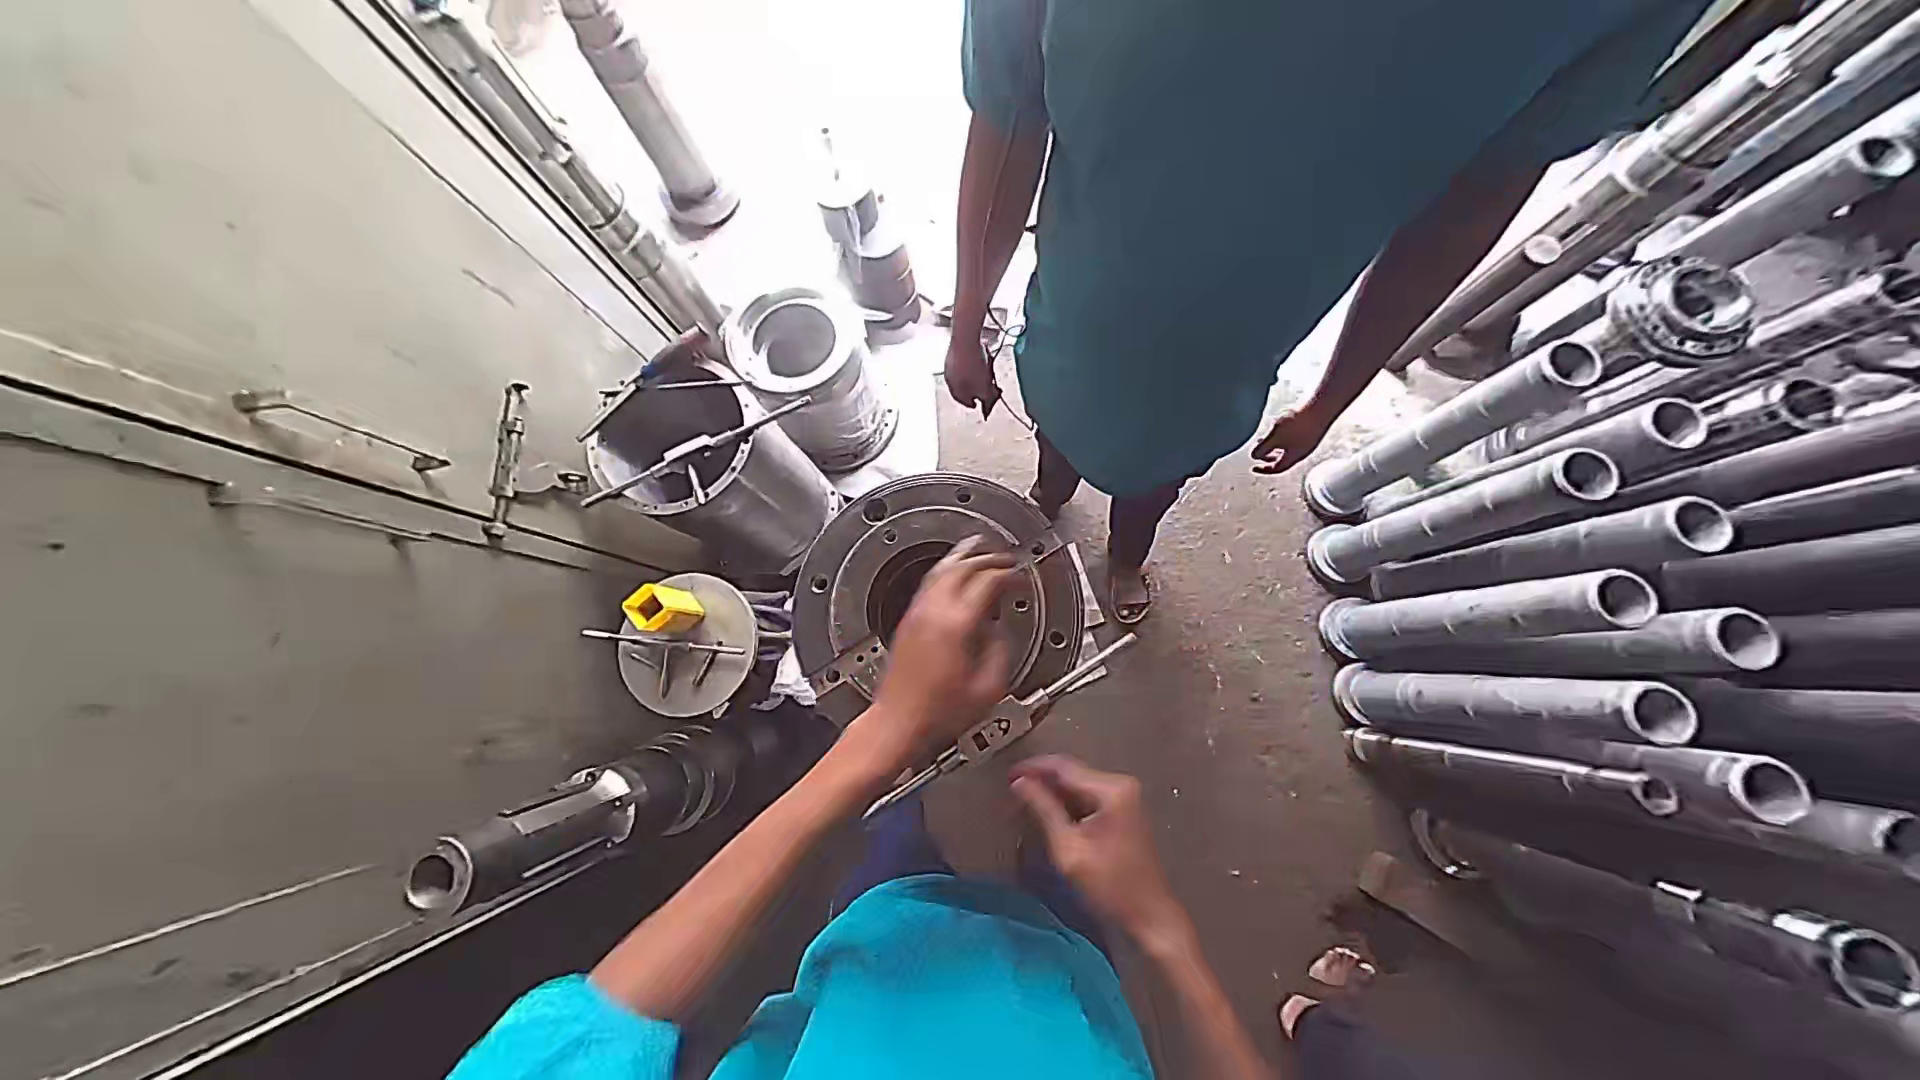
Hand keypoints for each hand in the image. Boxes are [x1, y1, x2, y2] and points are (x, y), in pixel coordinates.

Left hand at [856, 537, 1014, 767]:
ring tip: (981, 551)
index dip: (1010, 576)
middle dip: (989, 559)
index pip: (987, 582)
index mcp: (957, 625)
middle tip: (1007, 560)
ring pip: (941, 569)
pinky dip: (947, 570)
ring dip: (965, 558)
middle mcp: (934, 613)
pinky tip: (954, 572)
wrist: (899, 722)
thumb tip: (999, 631)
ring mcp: (917, 614)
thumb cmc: (937, 713)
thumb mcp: (987, 688)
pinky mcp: (907, 622)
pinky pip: (928, 583)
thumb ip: (999, 650)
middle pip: (963, 567)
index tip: (1021, 580)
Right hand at [944, 330, 1000, 417]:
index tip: (987, 403)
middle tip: (991, 386)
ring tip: (988, 370)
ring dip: (977, 375)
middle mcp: (950, 380)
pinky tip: (983, 358)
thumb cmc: (973, 364)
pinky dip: (975, 363)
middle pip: (966, 389)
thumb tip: (986, 409)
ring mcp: (950, 365)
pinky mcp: (953, 352)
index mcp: (956, 391)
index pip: (967, 402)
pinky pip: (966, 362)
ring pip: (966, 375)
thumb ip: (986, 400)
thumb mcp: (985, 388)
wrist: (966, 338)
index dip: (979, 403)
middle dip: (979, 388)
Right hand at [1010, 755, 1190, 950]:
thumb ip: (1044, 810)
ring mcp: (1125, 797)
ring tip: (1024, 798)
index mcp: (1111, 789)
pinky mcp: (1123, 810)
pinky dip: (1067, 802)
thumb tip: (1019, 782)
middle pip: (1072, 773)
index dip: (1033, 768)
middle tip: (1012, 787)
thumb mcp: (1069, 849)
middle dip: (1041, 779)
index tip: (1007, 774)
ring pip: (1078, 784)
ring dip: (1053, 790)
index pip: (1064, 767)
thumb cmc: (1109, 886)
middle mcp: (1120, 784)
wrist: (1151, 918)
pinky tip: (1048, 810)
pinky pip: (1088, 796)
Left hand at [1250, 402, 1335, 475]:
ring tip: (1263, 439)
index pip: (1277, 469)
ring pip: (1287, 448)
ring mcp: (1308, 440)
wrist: (1322, 406)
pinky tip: (1277, 428)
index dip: (1264, 470)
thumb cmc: (1299, 422)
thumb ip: (1262, 449)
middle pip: (1283, 459)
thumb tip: (1253, 456)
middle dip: (1268, 458)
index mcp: (1293, 456)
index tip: (1254, 468)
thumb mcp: (1274, 437)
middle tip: (1258, 454)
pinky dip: (1282, 438)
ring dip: (1274, 446)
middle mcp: (1302, 451)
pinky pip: (1293, 439)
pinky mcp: (1311, 430)